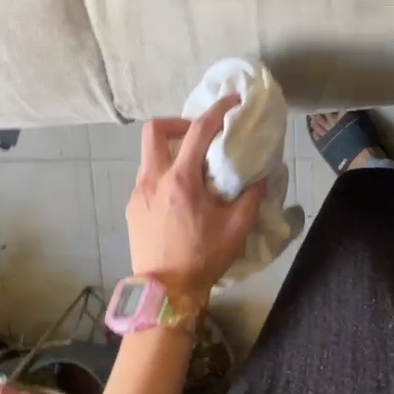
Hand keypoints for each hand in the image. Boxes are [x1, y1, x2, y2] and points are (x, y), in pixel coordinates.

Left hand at [126, 96, 267, 294]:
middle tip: (199, 136)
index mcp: (181, 180)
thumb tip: (260, 175)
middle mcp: (153, 180)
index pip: (198, 130)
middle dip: (178, 123)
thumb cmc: (203, 258)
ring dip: (172, 153)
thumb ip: (250, 195)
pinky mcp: (132, 209)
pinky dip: (165, 176)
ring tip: (194, 171)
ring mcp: (138, 194)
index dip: (217, 110)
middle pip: (155, 130)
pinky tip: (181, 198)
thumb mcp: (237, 227)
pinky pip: (148, 180)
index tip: (232, 102)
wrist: (166, 292)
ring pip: (150, 156)